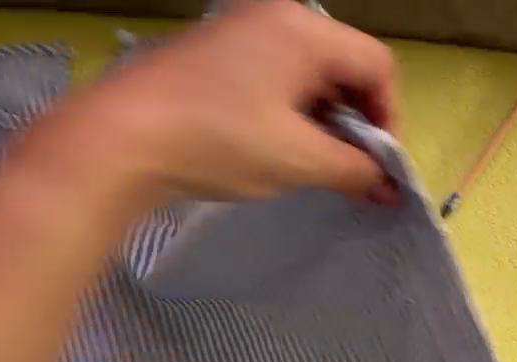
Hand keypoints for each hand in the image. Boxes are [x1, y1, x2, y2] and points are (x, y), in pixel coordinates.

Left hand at [25, 1, 398, 213]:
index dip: (389, 119)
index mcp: (302, 30)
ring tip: (322, 170)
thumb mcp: (299, 160)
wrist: (125, 138)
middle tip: (355, 174)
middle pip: (347, 67)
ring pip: (314, 77)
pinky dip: (298, 117)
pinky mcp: (223, 57)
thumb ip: (356, 170)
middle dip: (360, 124)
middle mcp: (277, 18)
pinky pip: (282, 81)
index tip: (380, 167)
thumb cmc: (220, 141)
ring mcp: (245, 34)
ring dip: (330, 125)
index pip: (376, 65)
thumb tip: (391, 187)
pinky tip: (288, 153)